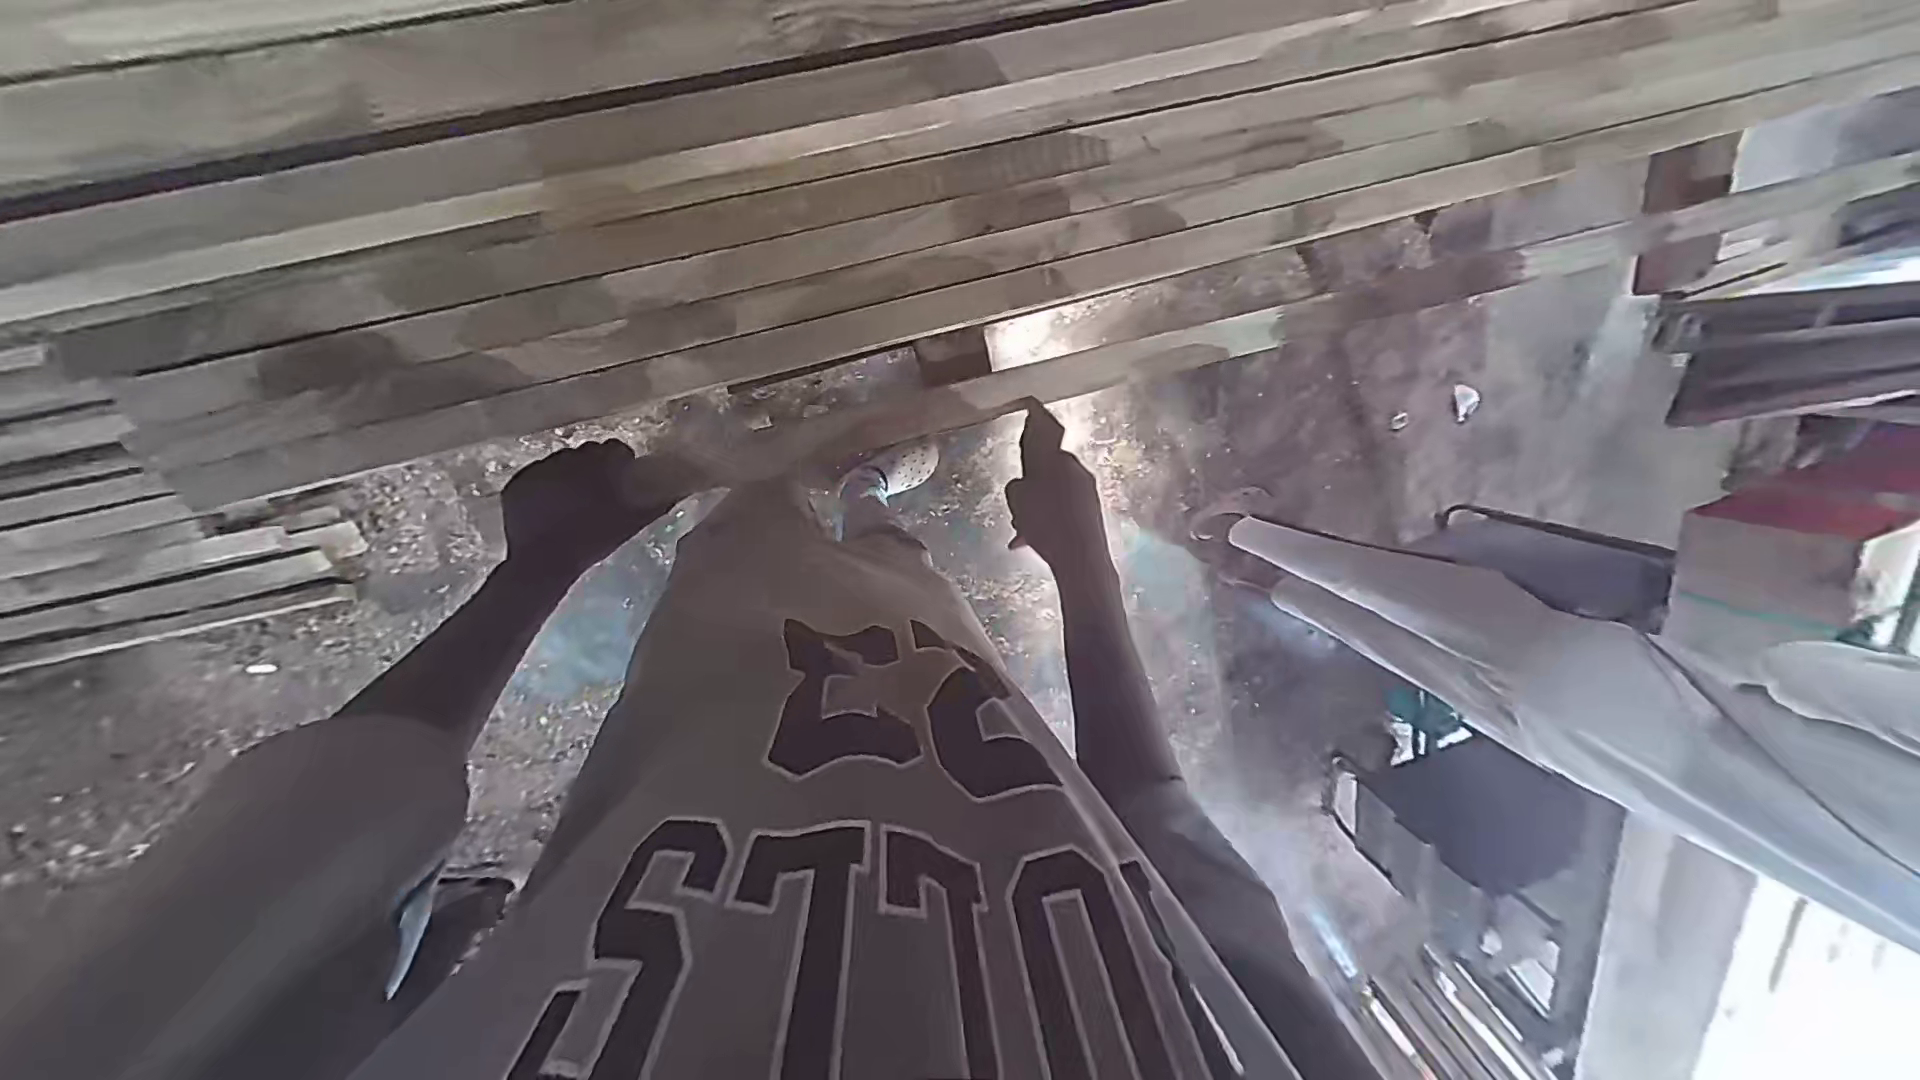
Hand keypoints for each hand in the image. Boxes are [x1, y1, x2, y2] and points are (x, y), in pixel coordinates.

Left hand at [500, 441, 688, 582]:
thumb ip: (657, 504)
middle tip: (601, 488)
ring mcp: (538, 470)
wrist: (544, 561)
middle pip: (587, 451)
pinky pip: (536, 474)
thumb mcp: (632, 523)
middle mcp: (566, 459)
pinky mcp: (517, 483)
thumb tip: (681, 492)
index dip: (621, 460)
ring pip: (560, 460)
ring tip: (574, 496)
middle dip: (595, 464)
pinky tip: (551, 504)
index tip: (624, 475)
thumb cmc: (594, 540)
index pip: (615, 448)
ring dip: (570, 472)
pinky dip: (545, 484)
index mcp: (596, 466)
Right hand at [1004, 401, 1110, 574]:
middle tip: (1016, 497)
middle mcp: (1075, 469)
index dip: (1035, 418)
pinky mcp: (1091, 511)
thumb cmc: (1046, 522)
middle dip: (1032, 478)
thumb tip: (1022, 484)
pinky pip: (1063, 507)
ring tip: (1021, 526)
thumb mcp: (1017, 500)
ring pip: (1054, 489)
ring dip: (1038, 502)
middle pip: (1048, 464)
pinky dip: (1048, 516)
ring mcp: (1086, 490)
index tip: (1030, 406)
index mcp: (1057, 459)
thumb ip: (1017, 486)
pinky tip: (1033, 538)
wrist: (1081, 558)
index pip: (1044, 430)